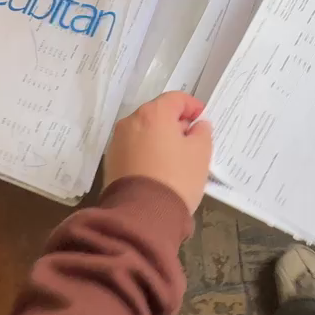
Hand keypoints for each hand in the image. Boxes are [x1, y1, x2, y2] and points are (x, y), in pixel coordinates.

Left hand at [103, 92, 213, 212]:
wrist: (141, 216)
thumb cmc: (176, 178)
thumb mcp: (200, 153)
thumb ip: (202, 132)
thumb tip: (197, 125)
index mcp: (154, 113)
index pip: (176, 99)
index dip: (193, 106)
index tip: (202, 119)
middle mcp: (131, 121)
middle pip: (158, 113)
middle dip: (175, 122)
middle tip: (191, 139)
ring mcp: (118, 142)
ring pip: (144, 131)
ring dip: (160, 138)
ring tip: (175, 157)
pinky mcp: (111, 162)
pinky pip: (134, 148)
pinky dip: (147, 152)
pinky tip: (159, 168)